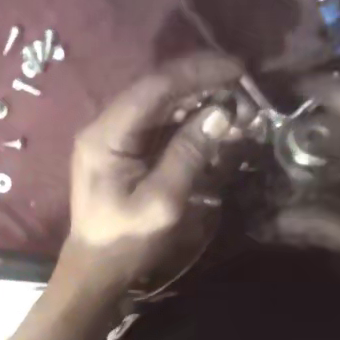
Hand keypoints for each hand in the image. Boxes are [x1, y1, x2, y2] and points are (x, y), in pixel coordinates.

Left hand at [58, 54, 241, 295]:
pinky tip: (212, 124)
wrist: (97, 269)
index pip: (156, 87)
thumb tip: (221, 113)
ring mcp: (113, 137)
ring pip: (159, 104)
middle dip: (201, 83)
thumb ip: (189, 154)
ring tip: (234, 104)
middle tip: (242, 87)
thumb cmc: (127, 241)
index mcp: (107, 135)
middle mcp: (106, 125)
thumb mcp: (163, 201)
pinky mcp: (123, 150)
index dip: (198, 73)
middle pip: (157, 89)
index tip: (237, 70)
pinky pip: (158, 124)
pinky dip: (186, 120)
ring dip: (197, 101)